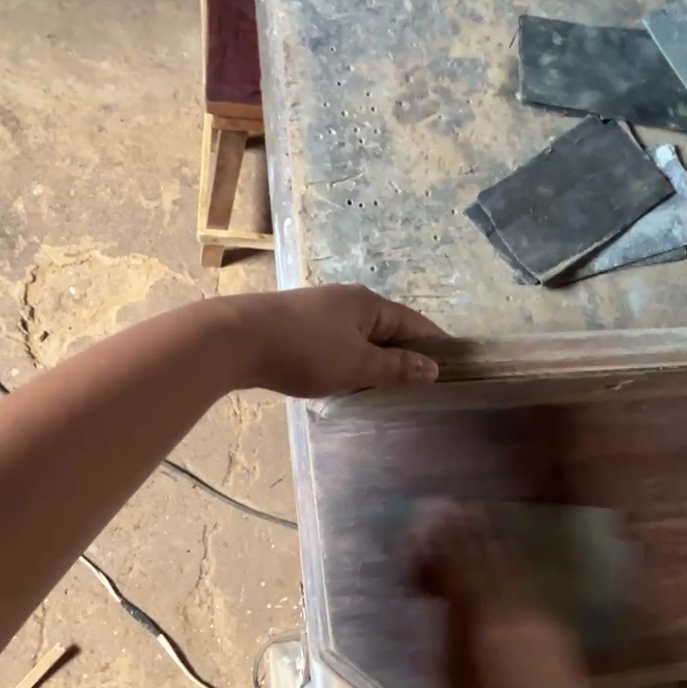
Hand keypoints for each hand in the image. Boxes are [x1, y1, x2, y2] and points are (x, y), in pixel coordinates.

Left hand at [219, 285, 446, 397]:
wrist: (235, 339)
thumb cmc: (304, 351)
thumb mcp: (357, 364)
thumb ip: (396, 368)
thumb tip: (433, 368)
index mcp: (368, 303)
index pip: (414, 323)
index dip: (433, 345)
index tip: (451, 368)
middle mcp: (345, 300)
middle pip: (386, 327)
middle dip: (403, 353)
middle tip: (418, 386)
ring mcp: (318, 310)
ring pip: (357, 336)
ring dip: (372, 358)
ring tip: (384, 387)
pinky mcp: (294, 325)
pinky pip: (334, 342)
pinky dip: (346, 359)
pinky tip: (343, 379)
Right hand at [415, 503, 600, 687]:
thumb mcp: (447, 686)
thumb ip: (444, 632)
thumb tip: (437, 594)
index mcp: (485, 624)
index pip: (462, 566)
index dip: (445, 540)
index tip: (431, 517)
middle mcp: (519, 614)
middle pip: (492, 560)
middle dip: (472, 532)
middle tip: (456, 509)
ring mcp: (545, 626)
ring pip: (515, 574)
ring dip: (494, 548)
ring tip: (478, 526)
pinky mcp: (560, 641)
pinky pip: (529, 594)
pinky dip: (511, 576)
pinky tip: (503, 574)